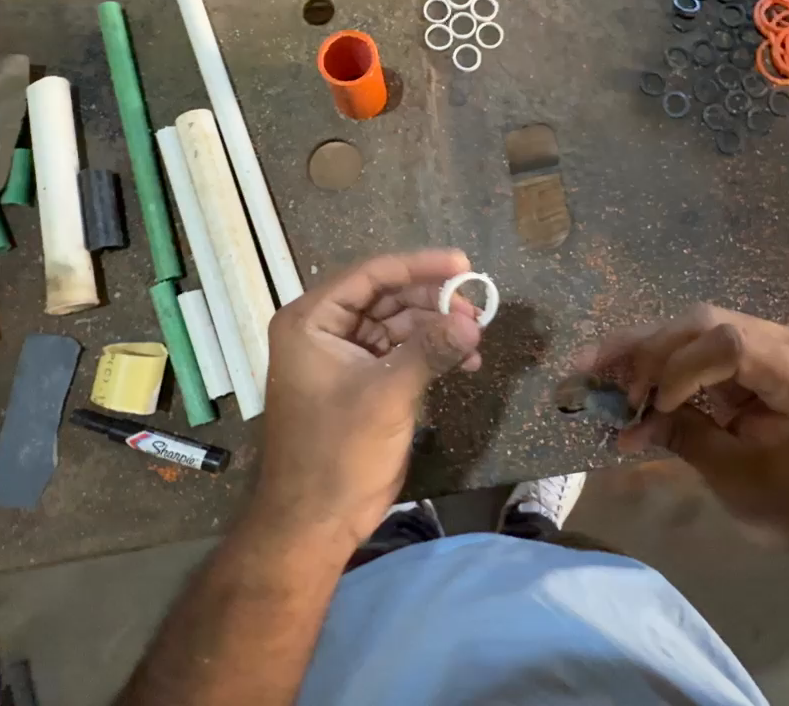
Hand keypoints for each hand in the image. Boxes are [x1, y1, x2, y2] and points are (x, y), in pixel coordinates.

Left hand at [253, 250, 482, 545]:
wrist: (315, 523)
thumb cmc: (338, 453)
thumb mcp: (387, 395)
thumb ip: (431, 350)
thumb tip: (473, 320)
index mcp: (311, 320)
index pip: (371, 275)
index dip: (419, 266)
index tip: (464, 265)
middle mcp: (324, 330)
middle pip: (387, 296)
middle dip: (433, 302)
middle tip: (477, 310)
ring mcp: (344, 356)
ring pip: (399, 323)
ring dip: (437, 329)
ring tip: (476, 340)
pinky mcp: (362, 381)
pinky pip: (401, 352)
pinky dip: (431, 353)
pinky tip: (465, 362)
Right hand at [585, 305, 788, 555]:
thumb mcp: (737, 478)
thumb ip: (684, 436)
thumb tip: (624, 425)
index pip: (729, 345)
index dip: (679, 368)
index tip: (651, 406)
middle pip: (706, 324)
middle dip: (650, 350)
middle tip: (601, 376)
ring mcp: (775, 344)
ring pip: (696, 327)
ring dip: (647, 349)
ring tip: (597, 366)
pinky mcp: (756, 353)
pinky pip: (702, 344)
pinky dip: (665, 361)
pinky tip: (627, 372)